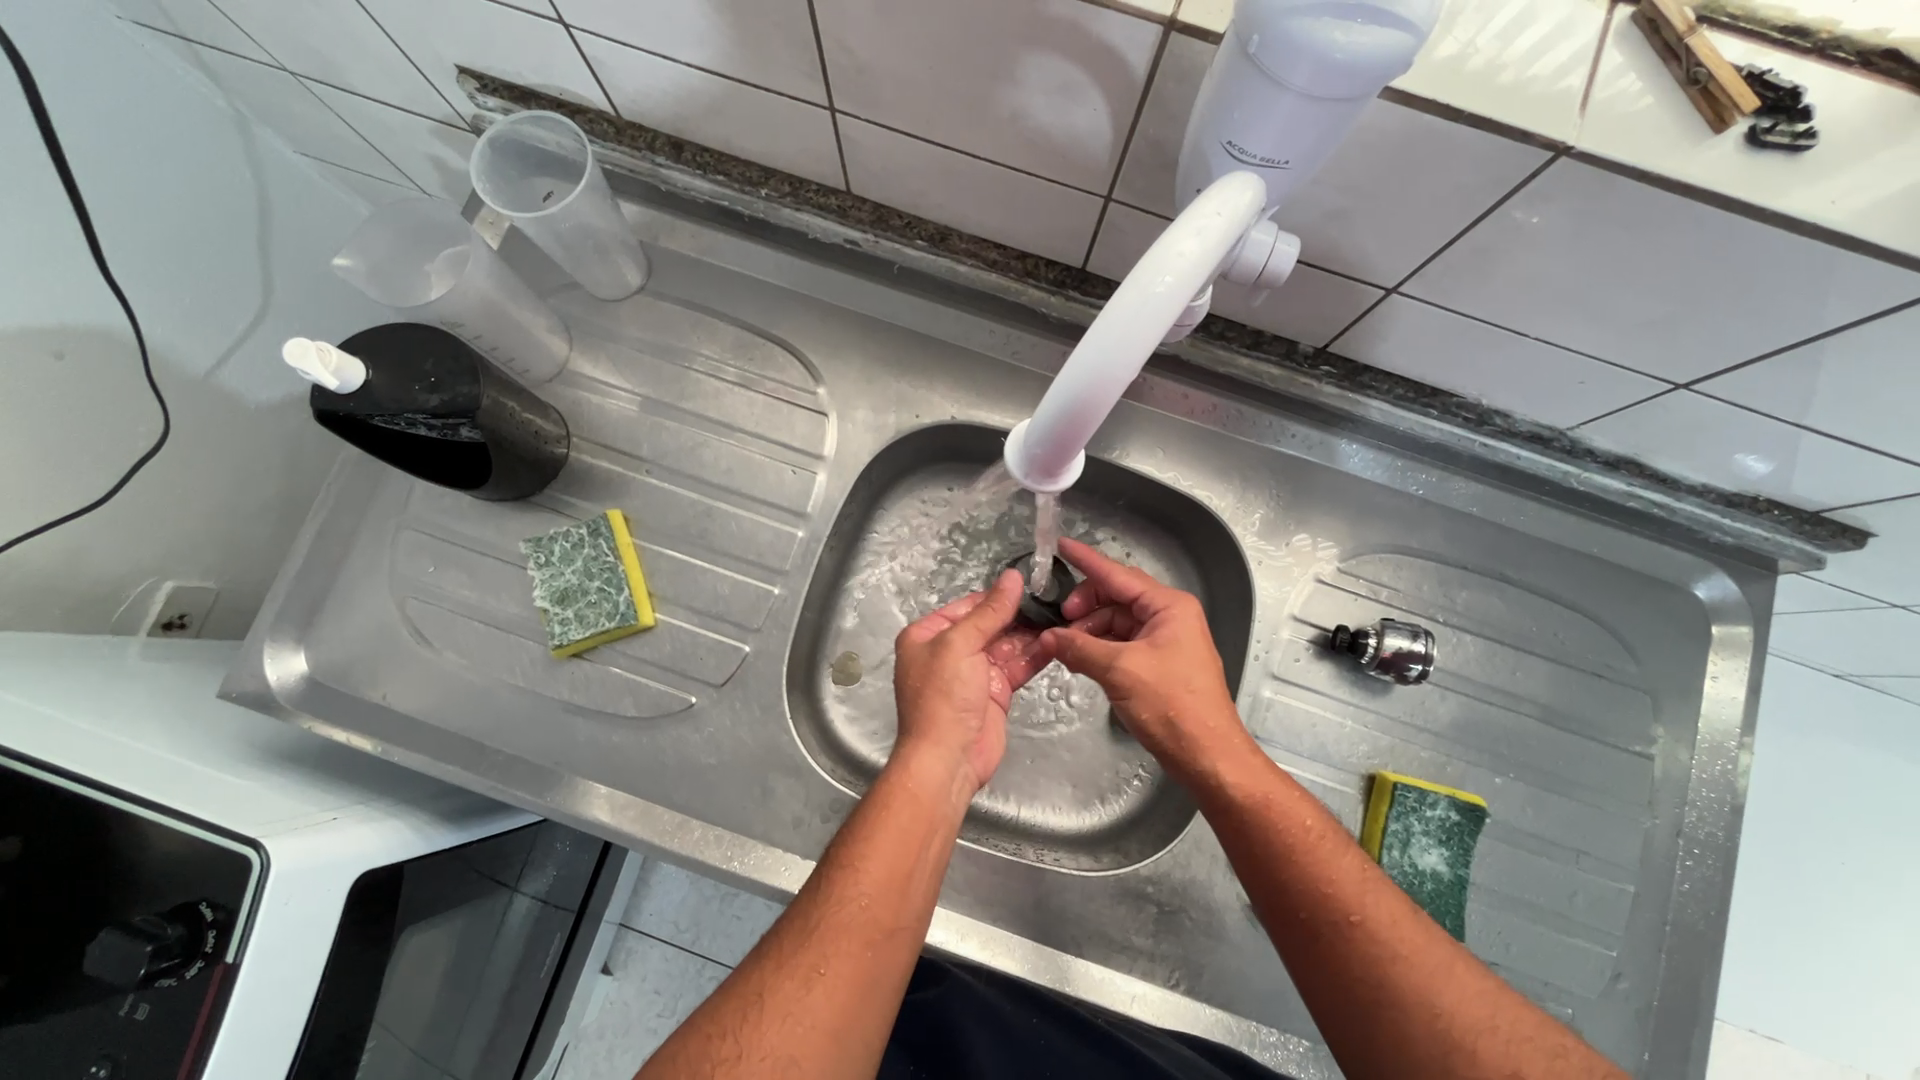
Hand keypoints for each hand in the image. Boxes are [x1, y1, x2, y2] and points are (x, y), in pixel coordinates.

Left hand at [892, 569, 1049, 795]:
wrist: (948, 759)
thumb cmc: (942, 698)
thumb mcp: (960, 645)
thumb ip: (990, 612)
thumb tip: (1012, 577)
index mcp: (928, 635)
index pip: (967, 606)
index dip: (997, 596)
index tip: (1030, 583)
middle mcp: (949, 651)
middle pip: (989, 624)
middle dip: (1018, 615)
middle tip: (1054, 600)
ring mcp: (973, 673)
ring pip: (1007, 645)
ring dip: (1031, 634)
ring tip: (1061, 618)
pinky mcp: (995, 692)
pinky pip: (1017, 667)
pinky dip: (1034, 656)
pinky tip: (1056, 642)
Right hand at [1037, 538, 1252, 780]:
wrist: (1207, 755)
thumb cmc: (1170, 705)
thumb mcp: (1120, 671)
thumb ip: (1079, 648)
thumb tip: (1048, 637)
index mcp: (1169, 606)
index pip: (1118, 574)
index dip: (1086, 561)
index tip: (1059, 547)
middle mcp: (1170, 616)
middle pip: (1118, 597)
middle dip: (1085, 605)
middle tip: (1059, 621)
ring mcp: (1166, 641)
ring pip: (1118, 622)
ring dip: (1090, 631)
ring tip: (1064, 648)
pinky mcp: (1160, 665)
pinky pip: (1123, 644)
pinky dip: (1100, 649)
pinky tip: (1080, 660)